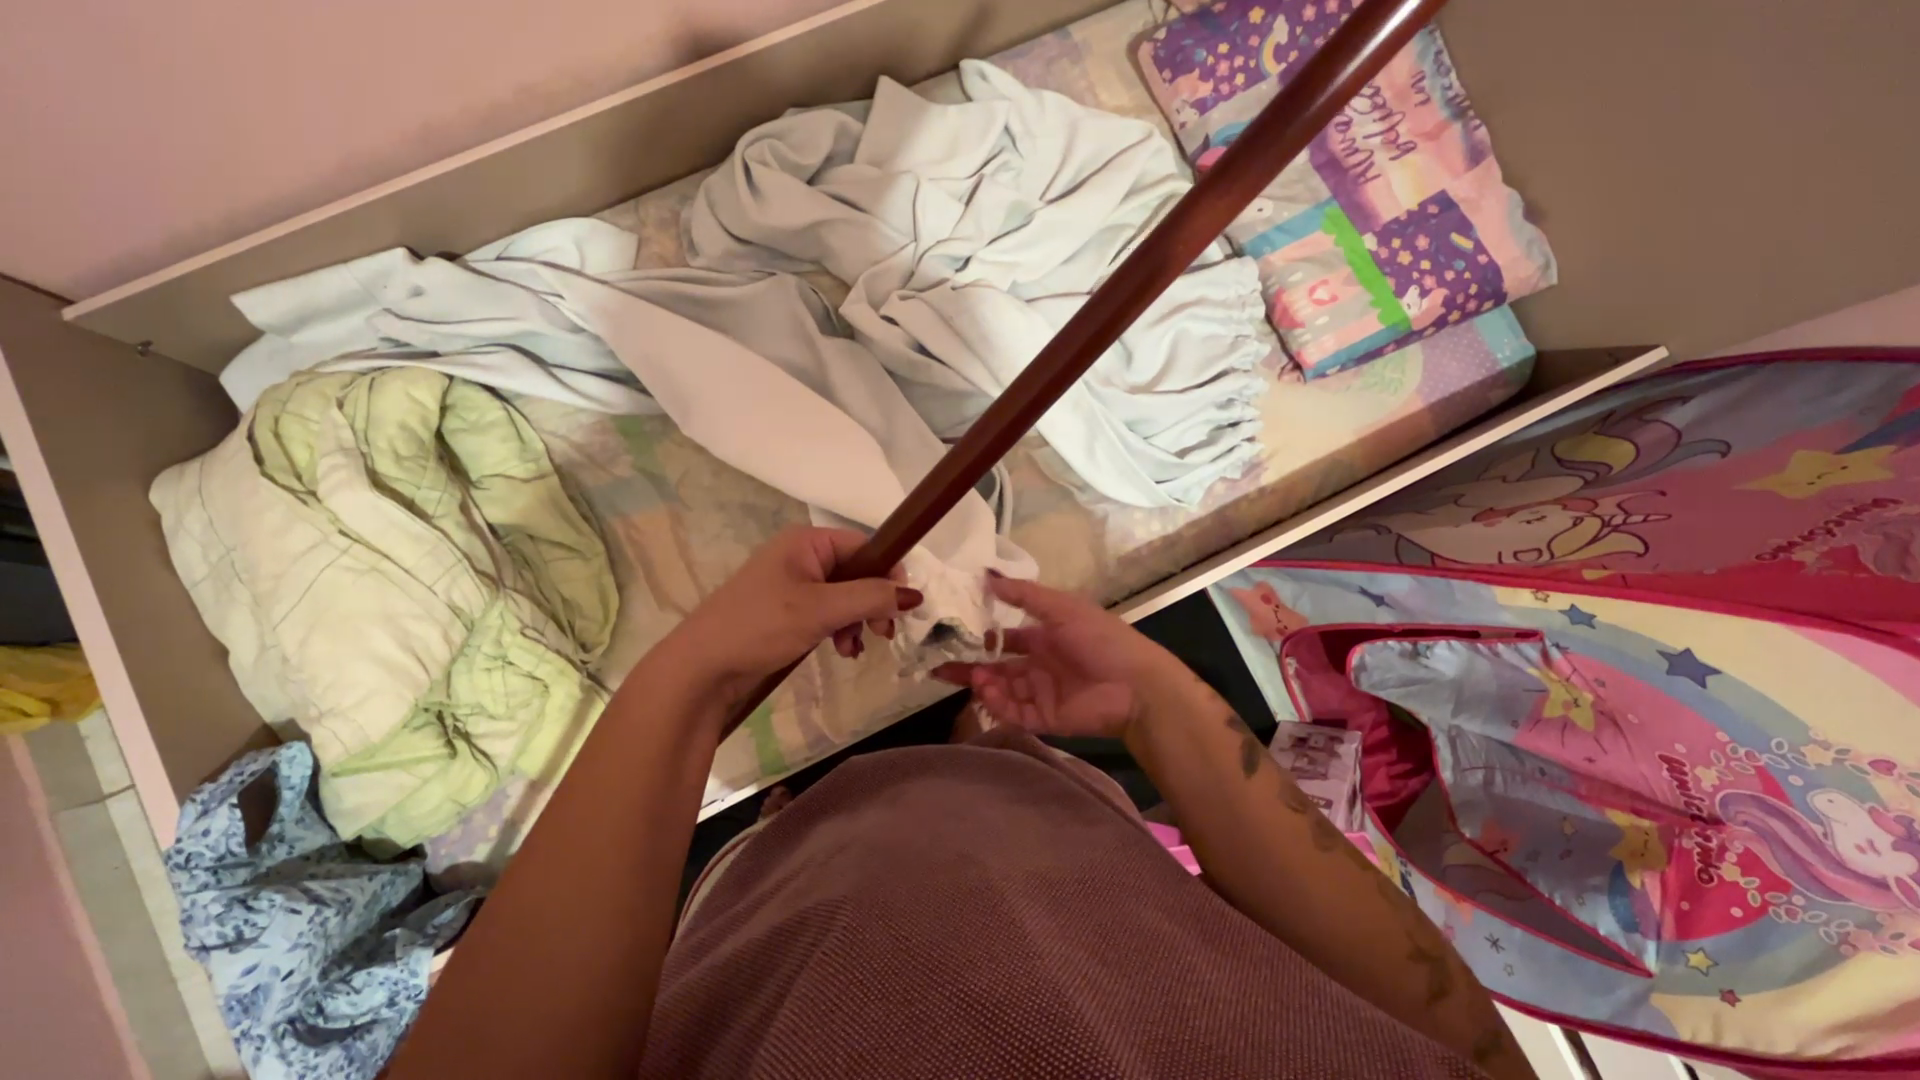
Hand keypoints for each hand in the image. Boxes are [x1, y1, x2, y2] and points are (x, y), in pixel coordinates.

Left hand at [665, 526, 922, 704]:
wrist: (702, 667)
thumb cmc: (761, 626)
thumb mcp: (821, 610)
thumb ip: (870, 598)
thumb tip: (915, 594)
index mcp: (806, 542)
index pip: (865, 546)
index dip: (888, 573)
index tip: (903, 606)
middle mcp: (800, 556)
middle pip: (857, 571)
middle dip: (874, 602)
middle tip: (884, 633)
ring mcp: (792, 585)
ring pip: (844, 596)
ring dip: (857, 621)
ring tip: (855, 648)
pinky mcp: (786, 613)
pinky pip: (827, 614)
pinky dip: (840, 630)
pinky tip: (842, 651)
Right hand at [932, 575, 1182, 738]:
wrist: (1136, 686)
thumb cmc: (1101, 639)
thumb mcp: (1063, 608)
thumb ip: (1024, 595)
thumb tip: (987, 576)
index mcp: (1045, 638)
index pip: (1005, 639)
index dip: (982, 637)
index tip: (954, 634)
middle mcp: (1039, 665)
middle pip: (996, 667)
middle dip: (969, 667)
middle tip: (939, 667)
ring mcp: (1041, 693)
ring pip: (1001, 690)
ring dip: (983, 684)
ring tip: (973, 677)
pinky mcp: (1045, 718)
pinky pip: (1014, 713)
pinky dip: (998, 704)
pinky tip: (987, 692)